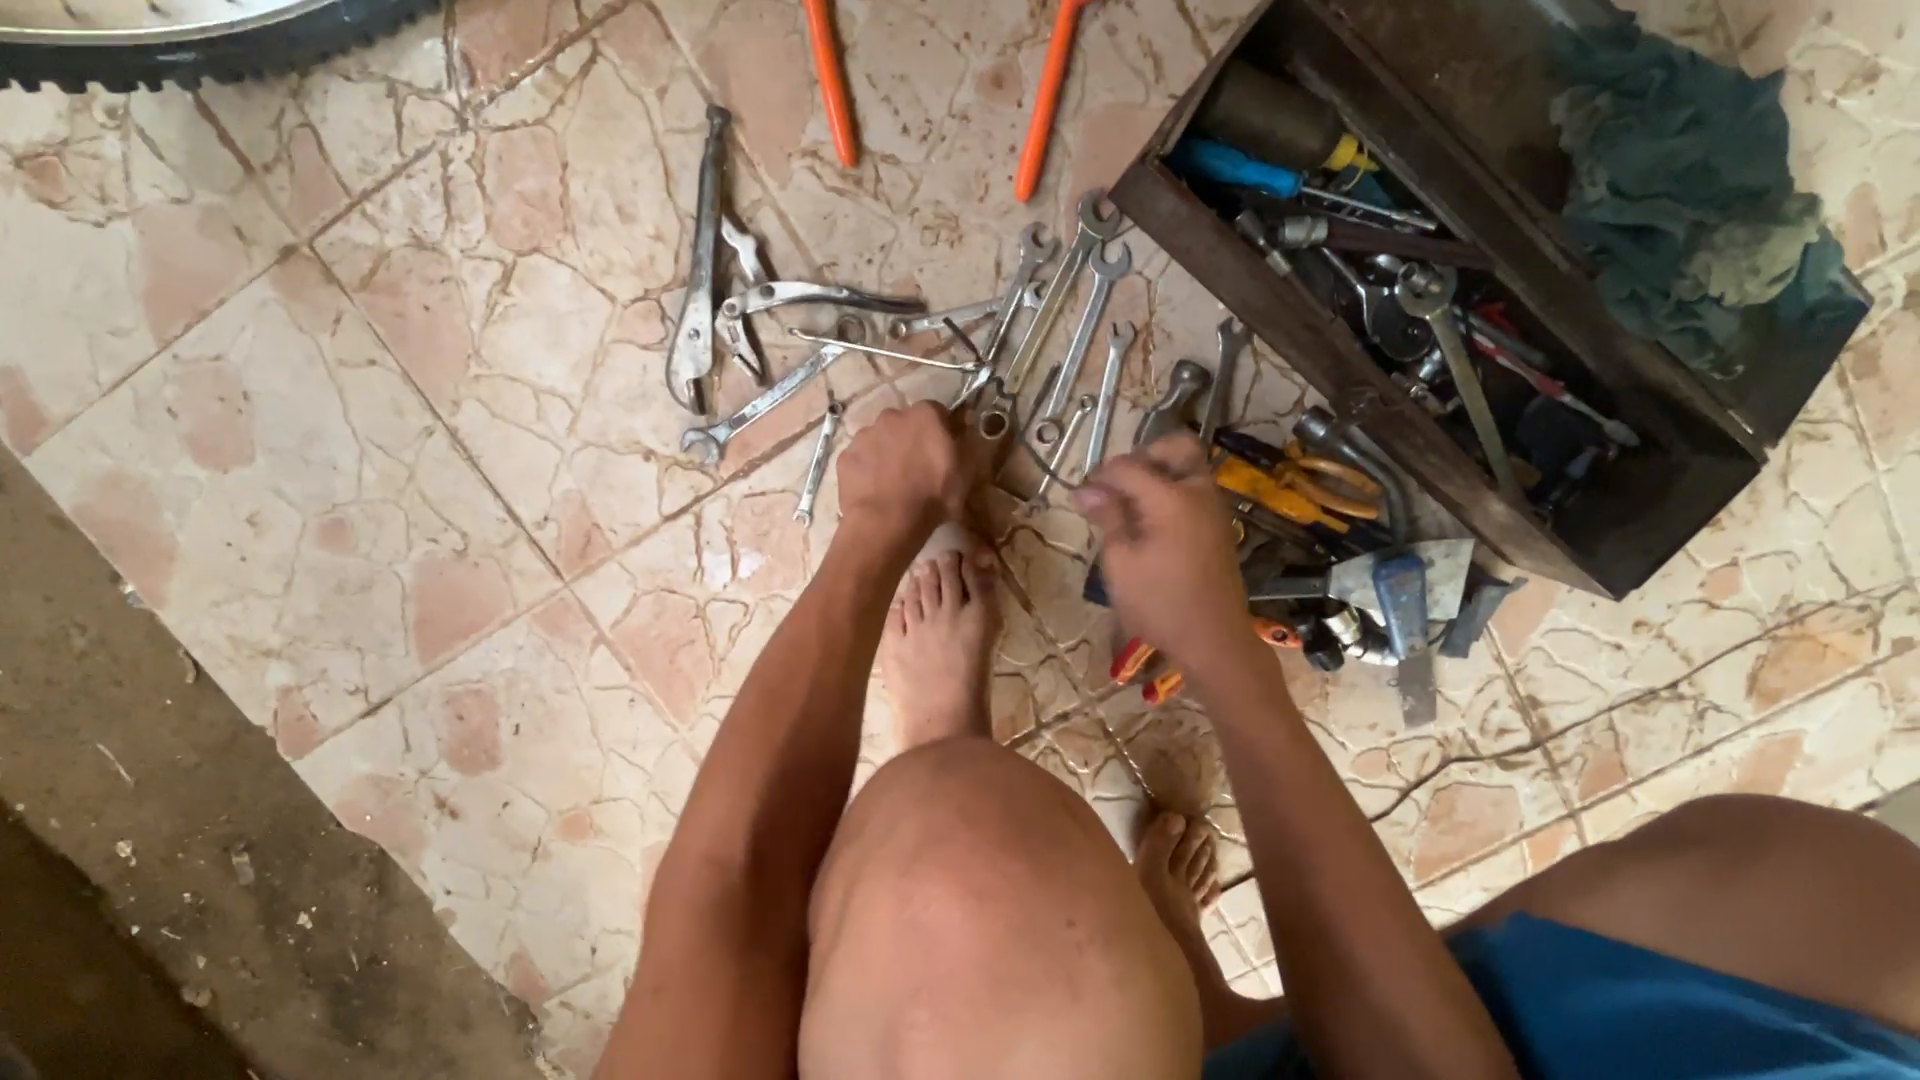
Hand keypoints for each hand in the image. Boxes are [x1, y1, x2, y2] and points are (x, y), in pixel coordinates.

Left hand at [836, 401, 980, 543]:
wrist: (886, 522)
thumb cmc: (933, 495)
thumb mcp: (967, 472)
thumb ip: (967, 442)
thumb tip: (964, 427)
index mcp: (924, 415)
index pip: (937, 412)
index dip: (942, 430)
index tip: (944, 450)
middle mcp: (891, 416)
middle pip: (905, 423)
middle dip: (911, 439)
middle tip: (918, 468)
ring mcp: (864, 435)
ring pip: (880, 439)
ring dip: (887, 453)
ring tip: (894, 482)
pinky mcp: (846, 456)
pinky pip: (861, 458)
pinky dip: (867, 469)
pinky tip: (875, 489)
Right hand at [1072, 434, 1251, 674]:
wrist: (1214, 640)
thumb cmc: (1159, 605)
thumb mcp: (1121, 563)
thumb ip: (1108, 518)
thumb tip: (1085, 489)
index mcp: (1172, 499)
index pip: (1128, 466)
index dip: (1100, 476)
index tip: (1081, 497)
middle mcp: (1198, 493)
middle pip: (1177, 446)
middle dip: (1143, 454)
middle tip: (1118, 483)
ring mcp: (1214, 509)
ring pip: (1189, 467)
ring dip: (1159, 473)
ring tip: (1129, 505)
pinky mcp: (1218, 527)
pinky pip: (1195, 491)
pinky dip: (1172, 491)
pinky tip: (1149, 523)